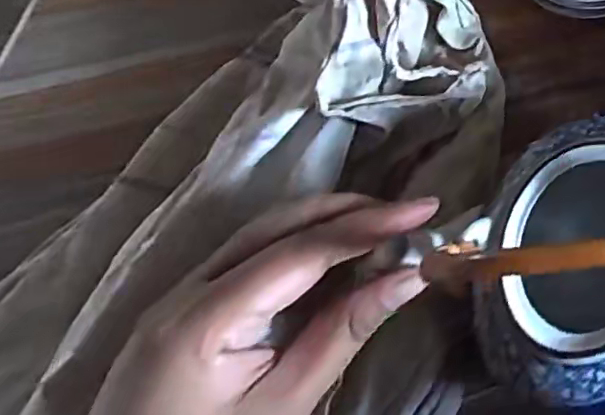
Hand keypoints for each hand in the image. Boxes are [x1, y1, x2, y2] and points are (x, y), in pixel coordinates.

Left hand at [91, 194, 438, 414]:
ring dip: (329, 219)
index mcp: (205, 320)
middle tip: (409, 214)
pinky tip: (335, 249)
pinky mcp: (184, 304)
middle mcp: (186, 289)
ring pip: (266, 228)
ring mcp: (179, 293)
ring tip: (383, 225)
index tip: (425, 209)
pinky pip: (252, 250)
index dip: (370, 223)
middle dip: (351, 210)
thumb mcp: (283, 409)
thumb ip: (345, 332)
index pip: (304, 248)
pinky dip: (302, 238)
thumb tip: (412, 274)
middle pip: (282, 222)